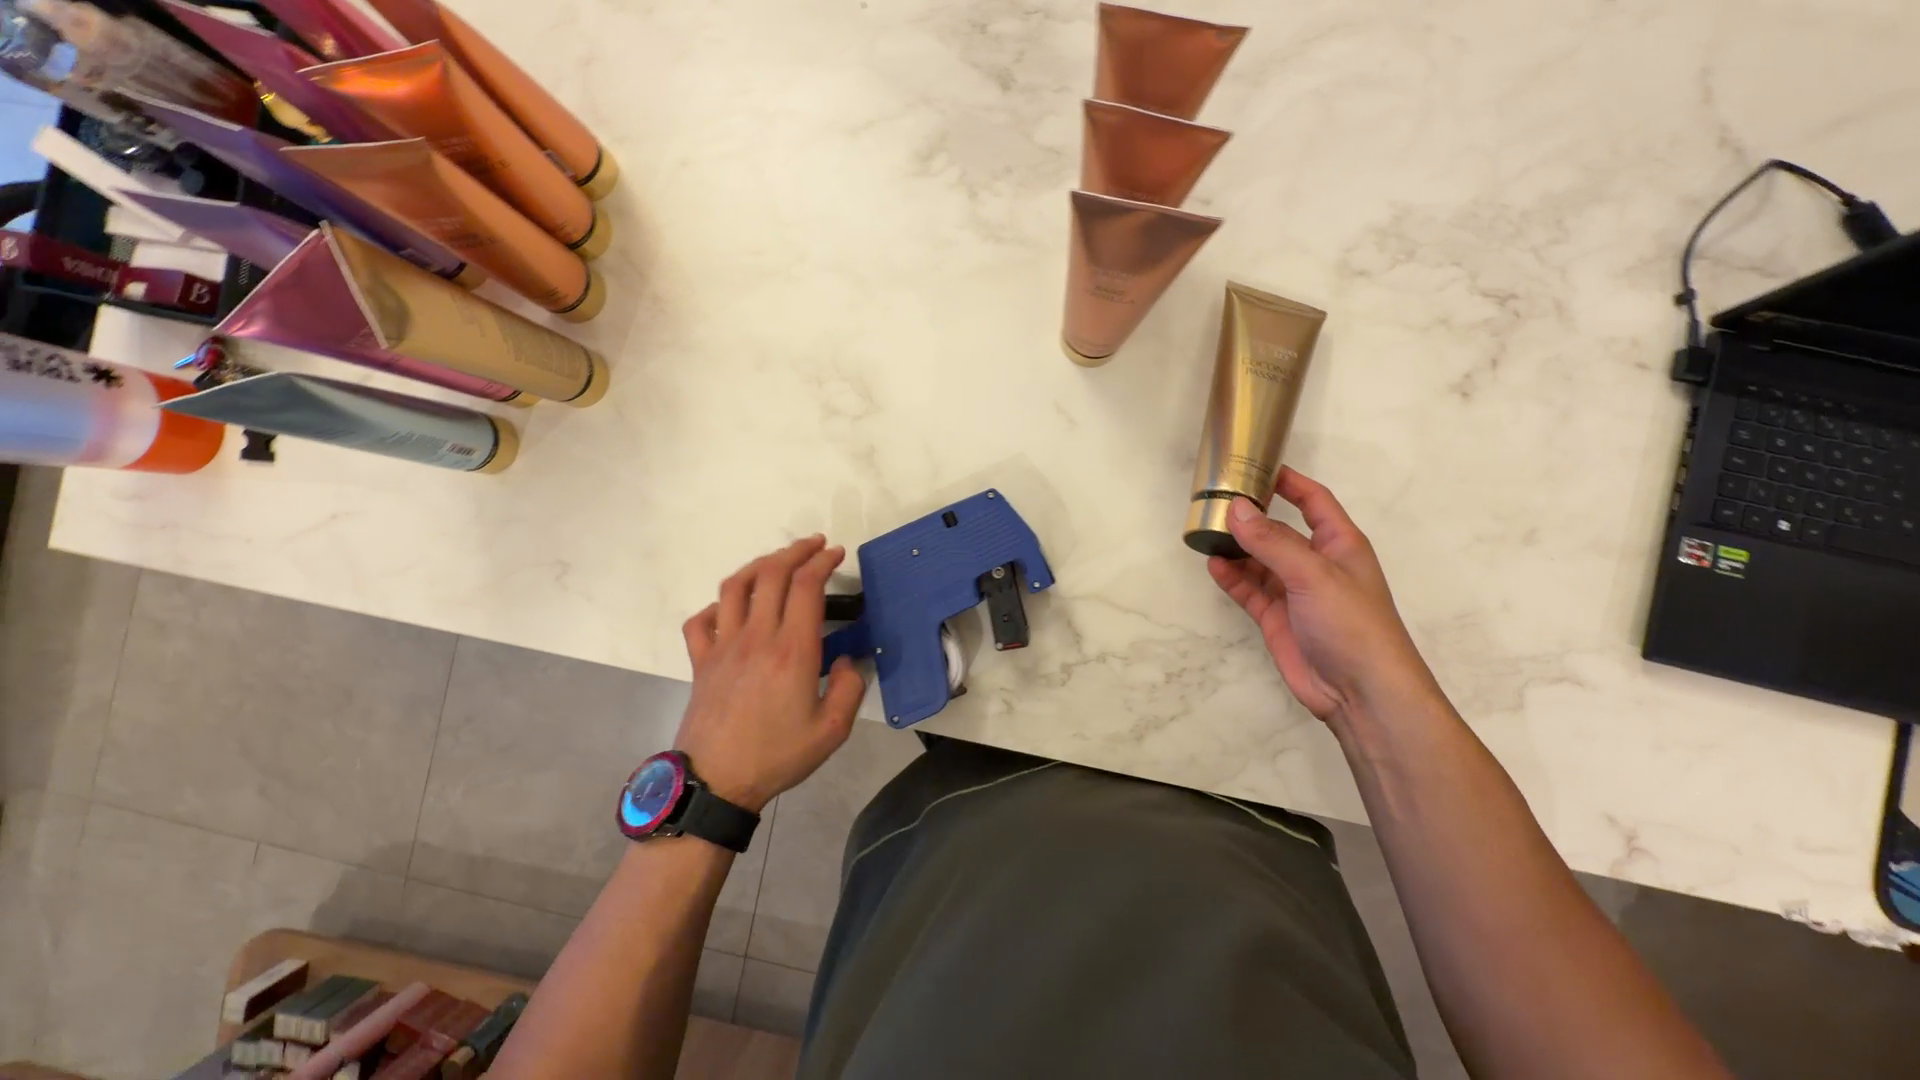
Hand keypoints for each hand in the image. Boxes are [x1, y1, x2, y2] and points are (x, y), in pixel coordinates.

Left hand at [674, 535, 865, 812]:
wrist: (716, 781)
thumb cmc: (777, 756)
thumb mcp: (832, 731)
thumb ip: (850, 689)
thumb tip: (848, 661)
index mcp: (792, 651)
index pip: (806, 586)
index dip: (822, 562)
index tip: (836, 554)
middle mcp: (756, 637)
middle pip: (771, 574)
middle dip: (795, 551)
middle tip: (814, 545)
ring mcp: (722, 646)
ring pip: (735, 586)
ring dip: (758, 564)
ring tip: (777, 561)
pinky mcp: (700, 661)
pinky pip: (701, 620)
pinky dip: (717, 605)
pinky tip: (731, 609)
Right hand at [1206, 468, 1438, 725]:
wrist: (1361, 691)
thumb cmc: (1351, 623)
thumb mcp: (1313, 574)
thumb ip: (1271, 541)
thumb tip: (1235, 508)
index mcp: (1339, 543)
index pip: (1313, 501)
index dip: (1288, 482)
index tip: (1255, 465)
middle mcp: (1316, 563)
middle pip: (1279, 530)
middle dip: (1251, 516)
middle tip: (1214, 501)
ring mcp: (1295, 593)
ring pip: (1260, 560)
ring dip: (1236, 547)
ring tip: (1205, 532)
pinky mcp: (1278, 619)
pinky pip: (1250, 590)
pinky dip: (1232, 577)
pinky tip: (1213, 564)